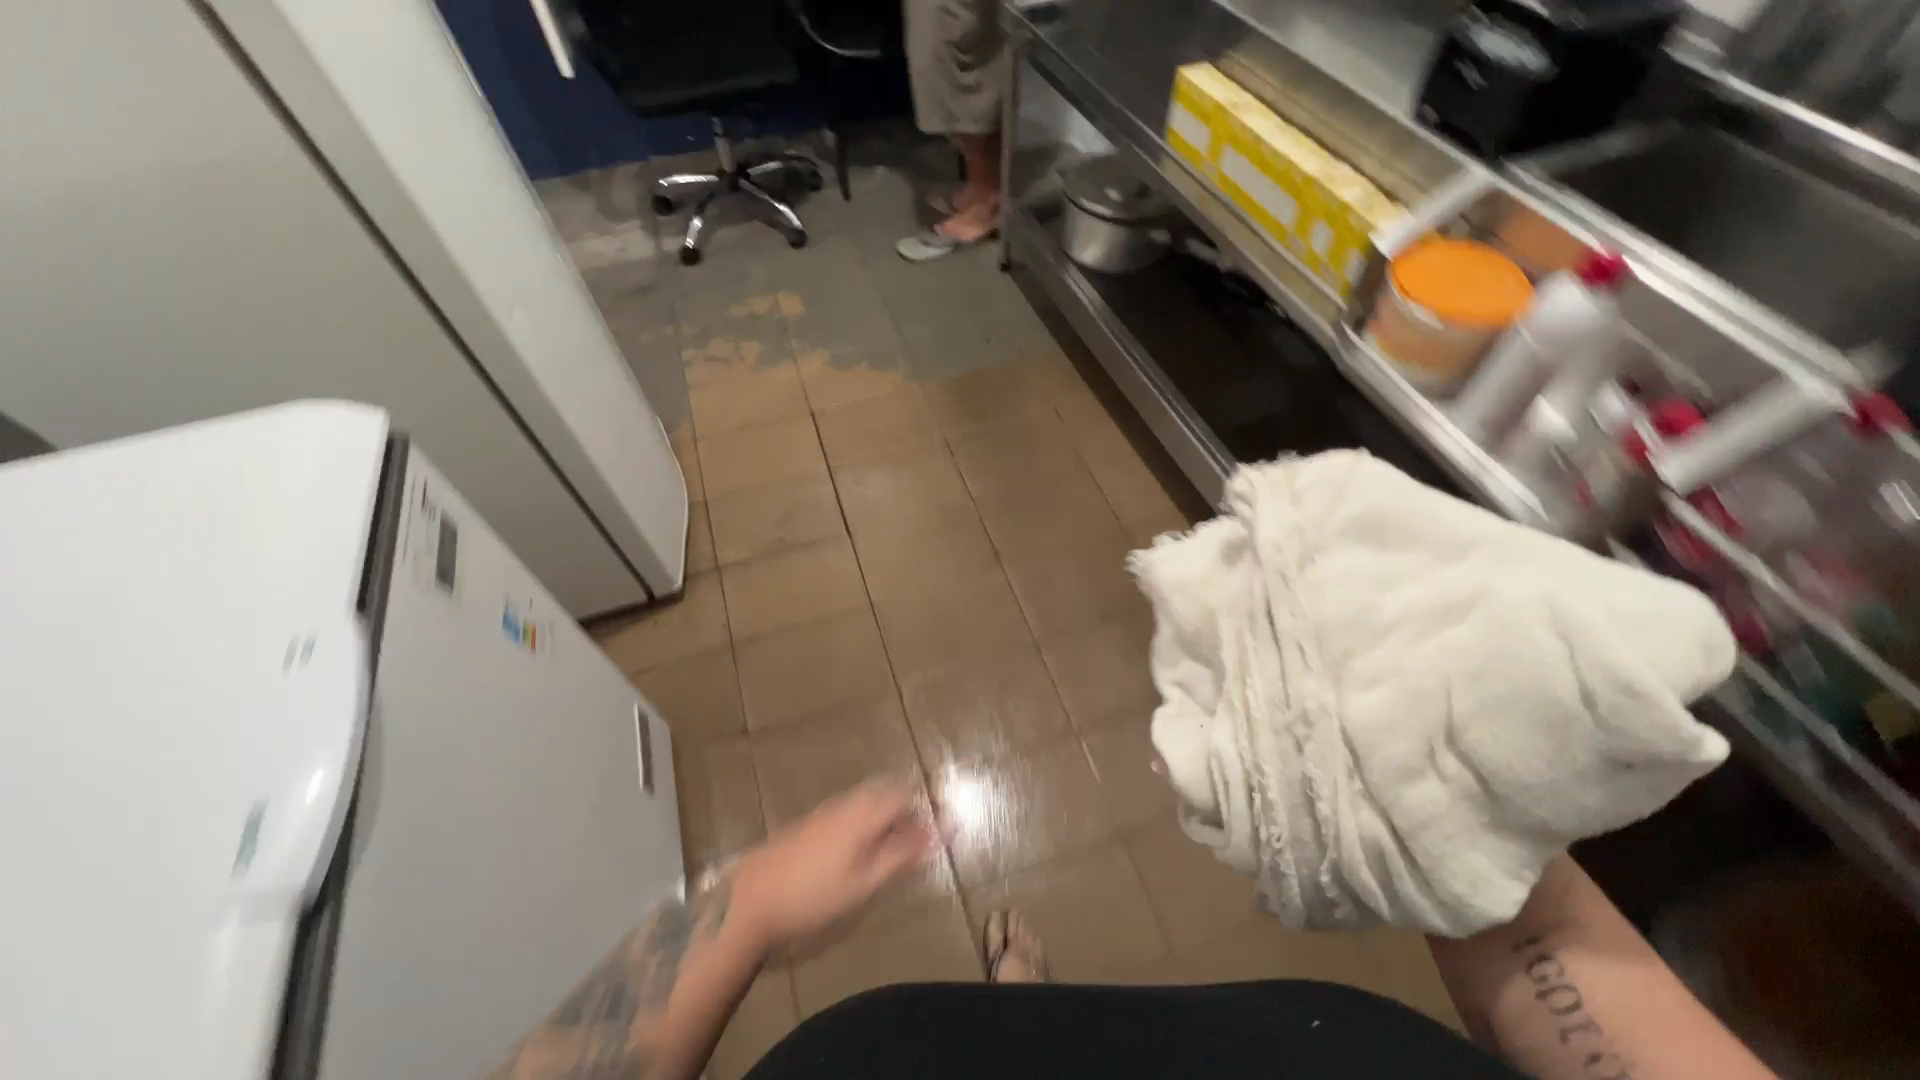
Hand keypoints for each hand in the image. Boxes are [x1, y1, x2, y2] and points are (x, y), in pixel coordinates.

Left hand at [729, 780, 940, 957]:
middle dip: (901, 816)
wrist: (747, 903)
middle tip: (906, 853)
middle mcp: (843, 804)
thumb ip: (907, 853)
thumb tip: (948, 827)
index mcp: (862, 812)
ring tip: (882, 861)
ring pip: (863, 804)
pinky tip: (851, 862)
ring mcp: (821, 814)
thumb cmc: (814, 898)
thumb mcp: (867, 882)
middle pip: (883, 794)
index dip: (921, 814)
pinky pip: (846, 814)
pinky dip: (860, 829)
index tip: (928, 843)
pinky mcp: (806, 827)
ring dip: (880, 823)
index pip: (903, 794)